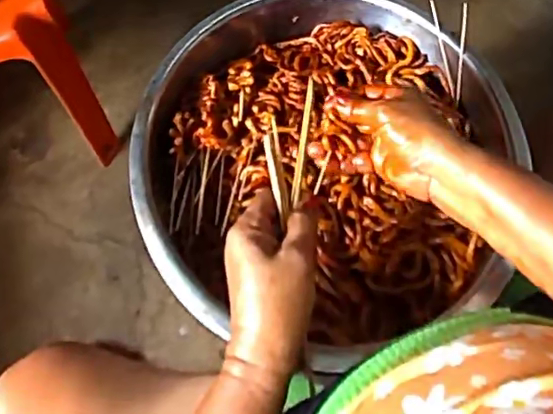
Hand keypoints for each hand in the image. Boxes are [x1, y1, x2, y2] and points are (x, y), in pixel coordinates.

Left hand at [222, 194, 316, 384]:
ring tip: (308, 262)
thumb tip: (307, 199)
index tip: (314, 208)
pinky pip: (271, 257)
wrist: (263, 355)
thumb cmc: (280, 303)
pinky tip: (300, 279)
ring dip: (293, 245)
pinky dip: (287, 261)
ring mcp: (242, 260)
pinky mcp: (250, 279)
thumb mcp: (298, 258)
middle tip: (314, 241)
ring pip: (274, 239)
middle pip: (271, 217)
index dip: (291, 197)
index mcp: (243, 229)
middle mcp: (237, 240)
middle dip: (294, 225)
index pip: (268, 197)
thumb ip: (303, 224)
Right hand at [326, 84, 464, 201]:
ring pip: (354, 139)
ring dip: (334, 143)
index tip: (326, 100)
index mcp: (395, 95)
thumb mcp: (383, 112)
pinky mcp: (382, 162)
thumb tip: (333, 99)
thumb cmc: (416, 131)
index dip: (345, 97)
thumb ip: (355, 107)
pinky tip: (326, 161)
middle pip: (356, 116)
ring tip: (313, 147)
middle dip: (336, 121)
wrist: (439, 170)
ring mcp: (386, 140)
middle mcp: (390, 116)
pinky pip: (358, 160)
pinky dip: (343, 161)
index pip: (364, 93)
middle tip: (316, 123)